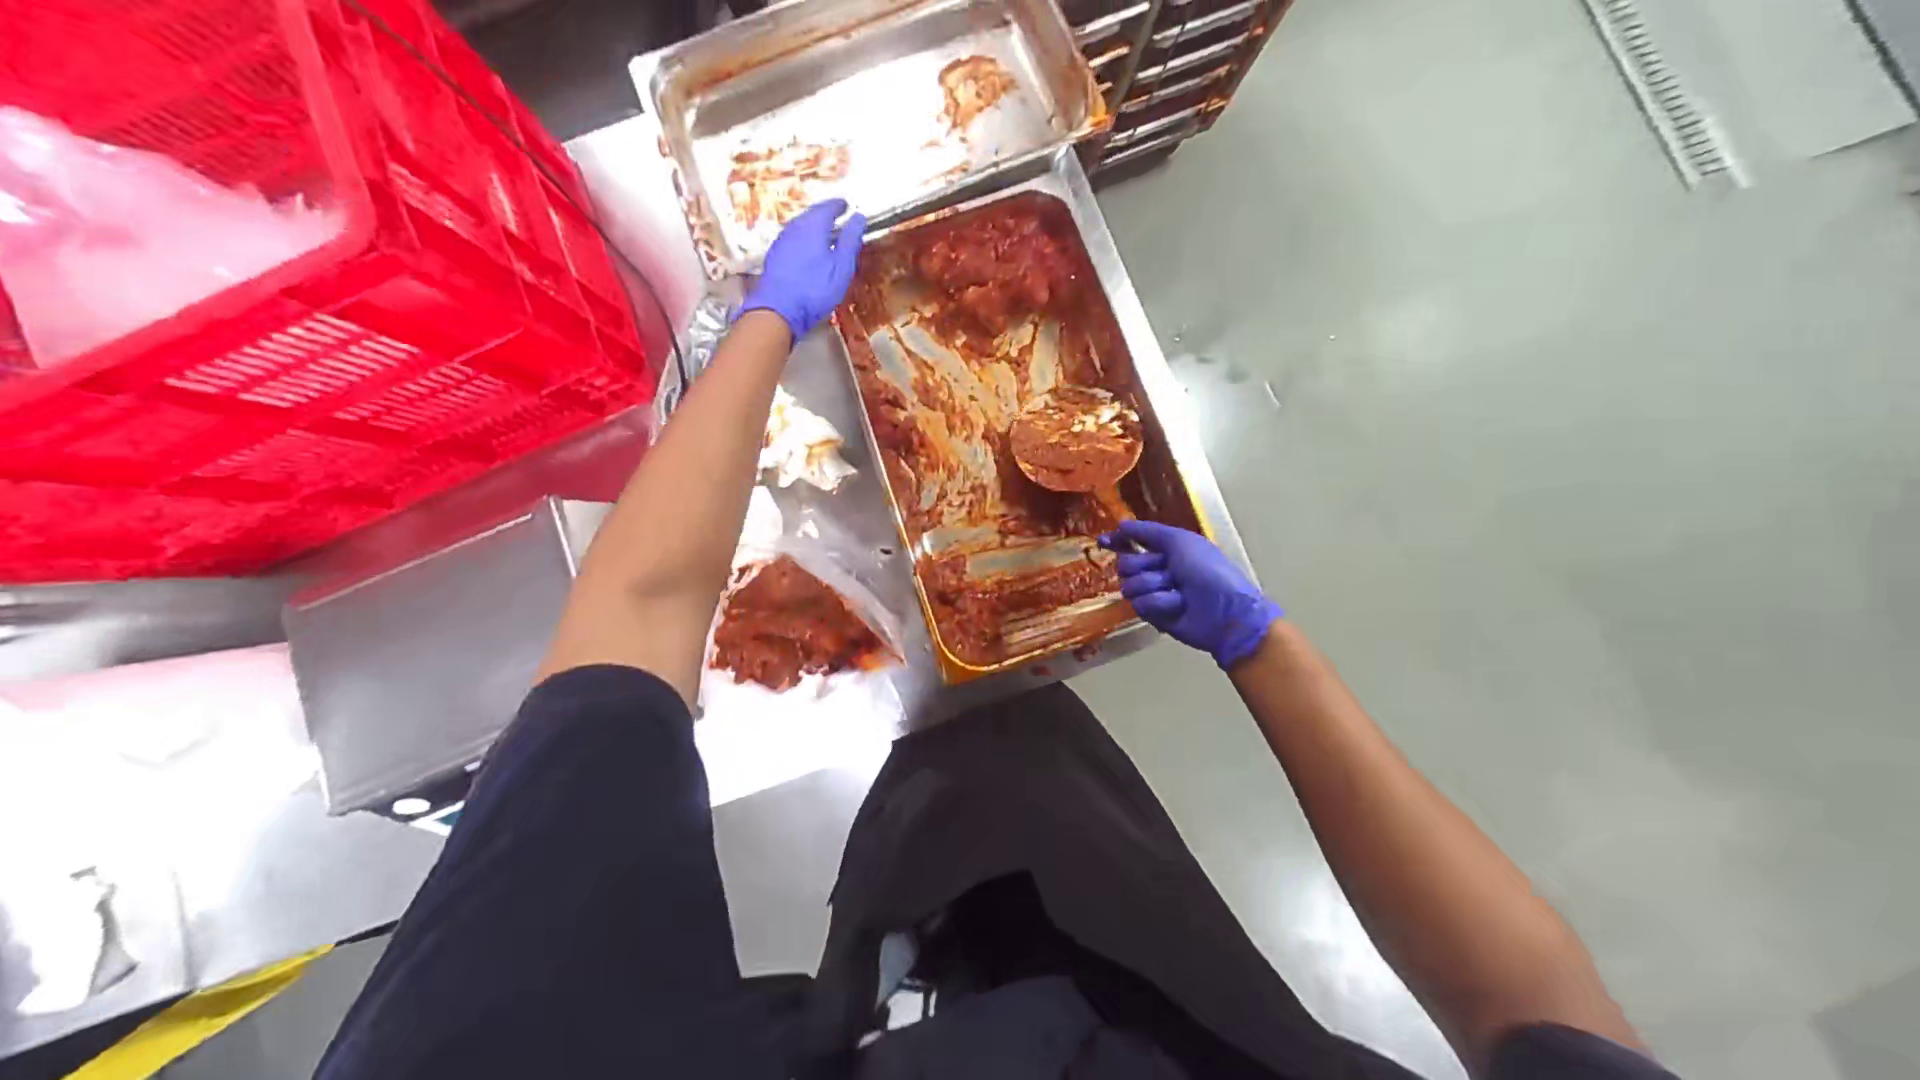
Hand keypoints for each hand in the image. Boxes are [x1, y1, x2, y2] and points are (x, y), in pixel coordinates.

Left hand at [739, 199, 865, 340]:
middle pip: (812, 214)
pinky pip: (793, 238)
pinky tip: (809, 250)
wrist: (778, 310)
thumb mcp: (841, 268)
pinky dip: (804, 238)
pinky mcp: (774, 255)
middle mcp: (795, 227)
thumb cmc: (815, 289)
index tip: (847, 205)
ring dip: (814, 226)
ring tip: (826, 234)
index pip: (828, 206)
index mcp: (813, 226)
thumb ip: (850, 241)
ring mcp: (782, 240)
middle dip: (826, 214)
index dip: (839, 205)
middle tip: (838, 217)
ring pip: (801, 226)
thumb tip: (859, 217)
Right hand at [1099, 519, 1282, 669]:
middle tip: (1168, 571)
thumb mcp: (1180, 541)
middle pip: (1125, 565)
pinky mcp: (1154, 615)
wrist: (1225, 611)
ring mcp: (1154, 593)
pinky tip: (1177, 606)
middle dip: (1144, 567)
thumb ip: (1148, 531)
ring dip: (1155, 587)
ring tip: (1178, 591)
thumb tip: (1121, 524)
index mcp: (1166, 549)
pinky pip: (1140, 605)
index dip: (1118, 541)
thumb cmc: (1207, 571)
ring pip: (1130, 586)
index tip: (1103, 542)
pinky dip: (1160, 603)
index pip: (1133, 542)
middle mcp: (1157, 569)